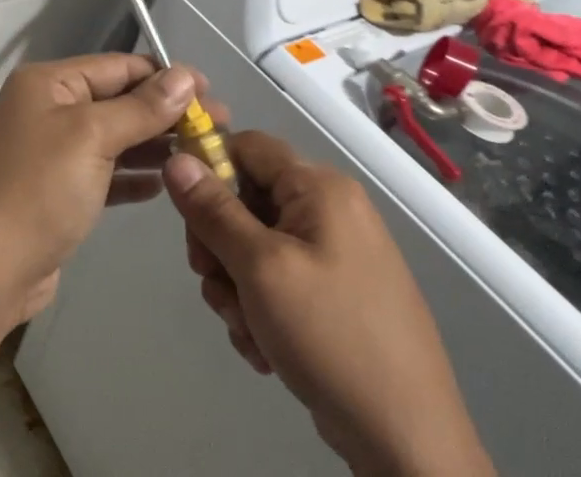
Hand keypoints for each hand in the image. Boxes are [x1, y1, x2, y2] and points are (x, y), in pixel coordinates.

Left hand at [0, 54, 205, 324]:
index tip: (215, 95)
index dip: (167, 77)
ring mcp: (51, 151)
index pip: (118, 66)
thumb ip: (141, 107)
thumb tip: (185, 77)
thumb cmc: (39, 191)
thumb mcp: (92, 138)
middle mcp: (47, 109)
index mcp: (47, 84)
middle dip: (166, 113)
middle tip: (221, 130)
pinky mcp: (58, 190)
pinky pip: (104, 172)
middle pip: (118, 100)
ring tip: (205, 156)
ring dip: (155, 144)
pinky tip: (165, 185)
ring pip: (114, 137)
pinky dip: (133, 175)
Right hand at [164, 132, 493, 476]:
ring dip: (235, 287)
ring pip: (253, 248)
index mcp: (320, 189)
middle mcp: (330, 212)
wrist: (403, 433)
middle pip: (245, 201)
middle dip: (218, 246)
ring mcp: (335, 257)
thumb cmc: (329, 333)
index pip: (247, 146)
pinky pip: (276, 283)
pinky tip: (264, 347)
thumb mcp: (259, 267)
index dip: (208, 169)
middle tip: (213, 281)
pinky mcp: (335, 296)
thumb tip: (176, 157)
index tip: (184, 213)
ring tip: (247, 327)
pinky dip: (260, 310)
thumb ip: (213, 209)